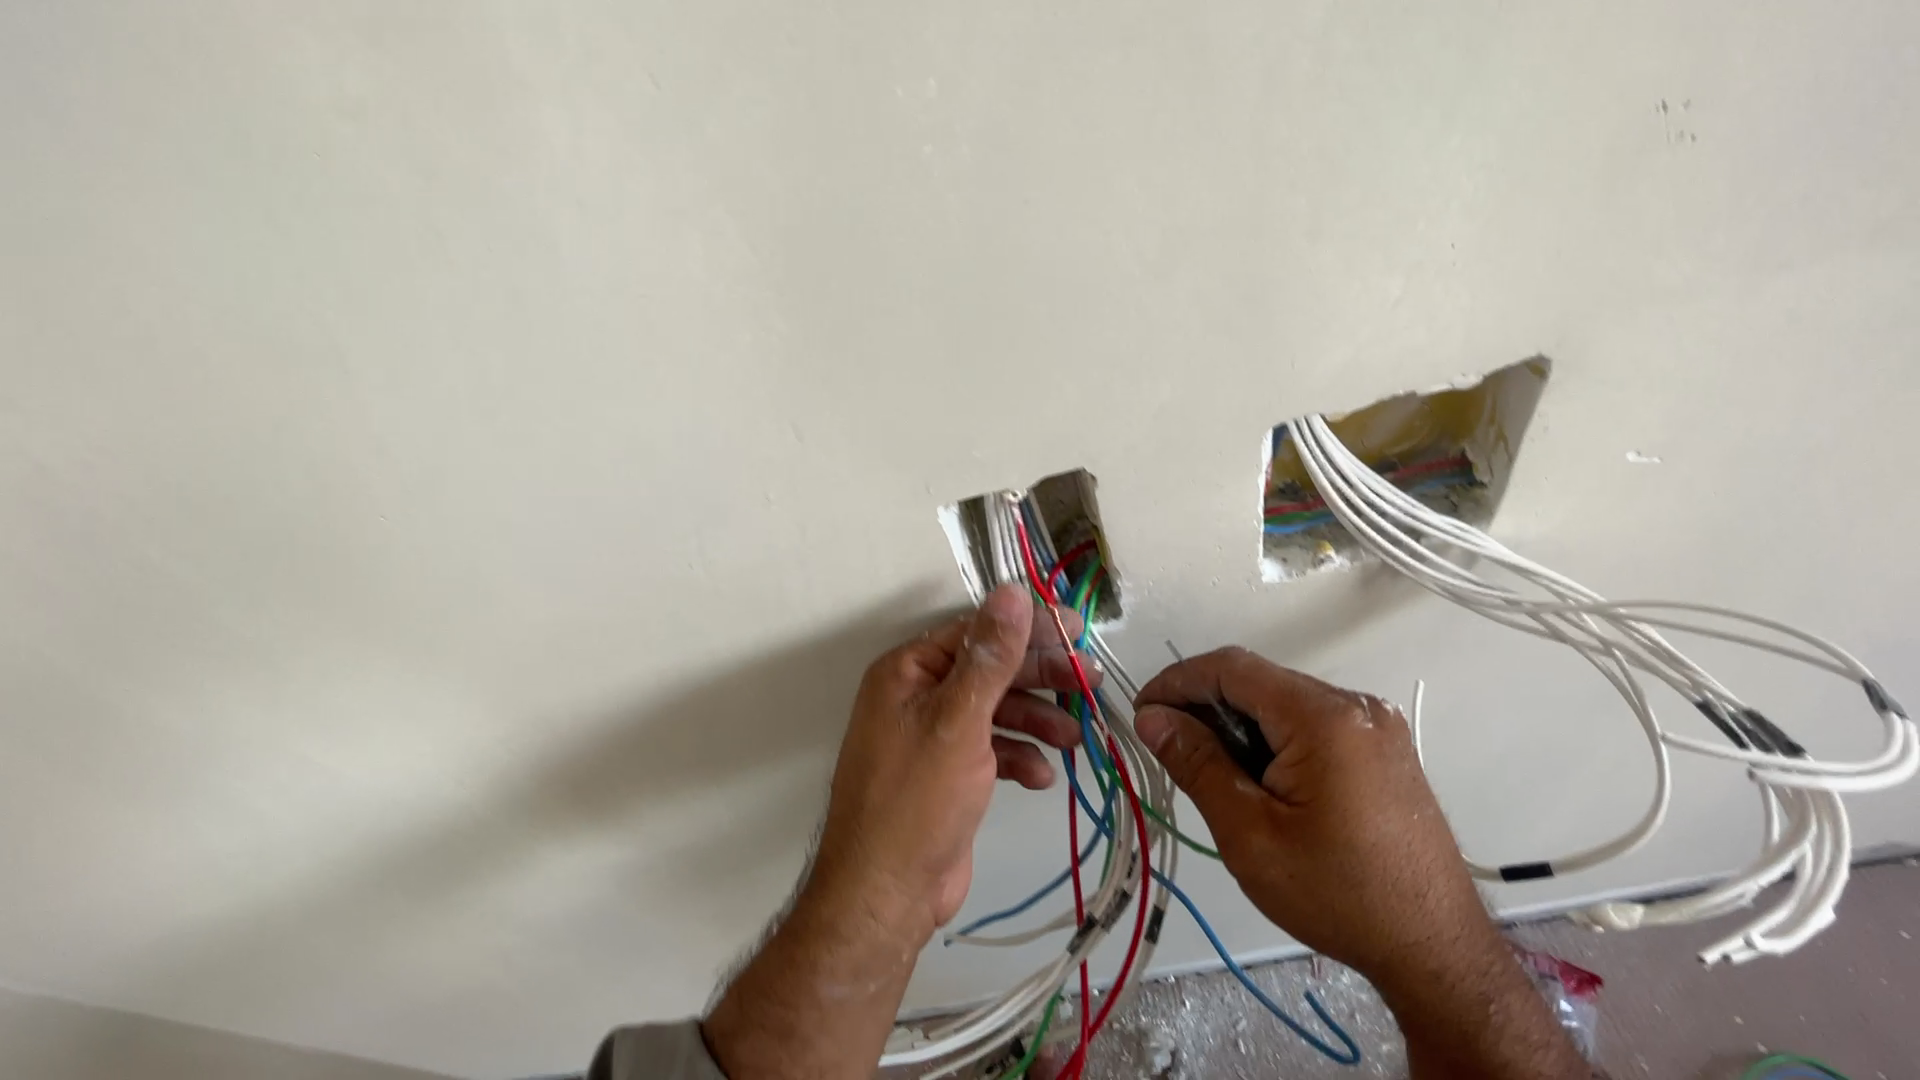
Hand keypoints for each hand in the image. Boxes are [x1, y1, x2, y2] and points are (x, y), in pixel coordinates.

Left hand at [808, 584, 1095, 938]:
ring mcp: (932, 737)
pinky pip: (990, 749)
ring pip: (995, 711)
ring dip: (1035, 720)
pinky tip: (1041, 776)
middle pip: (989, 670)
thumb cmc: (917, 799)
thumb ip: (990, 657)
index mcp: (908, 672)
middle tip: (1089, 681)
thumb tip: (1011, 591)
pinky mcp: (948, 774)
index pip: (975, 632)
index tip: (1075, 631)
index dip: (1026, 628)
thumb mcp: (958, 720)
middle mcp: (917, 696)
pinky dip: (1018, 756)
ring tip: (1074, 737)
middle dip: (1039, 677)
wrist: (887, 893)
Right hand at [1133, 649, 1590, 1078]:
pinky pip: (1311, 722)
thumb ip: (1198, 764)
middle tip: (1167, 748)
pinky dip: (1271, 737)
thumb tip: (1151, 716)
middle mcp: (1355, 706)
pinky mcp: (1383, 749)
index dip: (1177, 681)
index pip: (1232, 668)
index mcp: (1324, 717)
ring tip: (1208, 770)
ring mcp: (1375, 726)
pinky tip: (1256, 778)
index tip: (1141, 713)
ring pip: (1283, 701)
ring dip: (1237, 723)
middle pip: (1259, 681)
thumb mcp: (1250, 834)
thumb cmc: (1336, 893)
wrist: (1434, 950)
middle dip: (1204, 704)